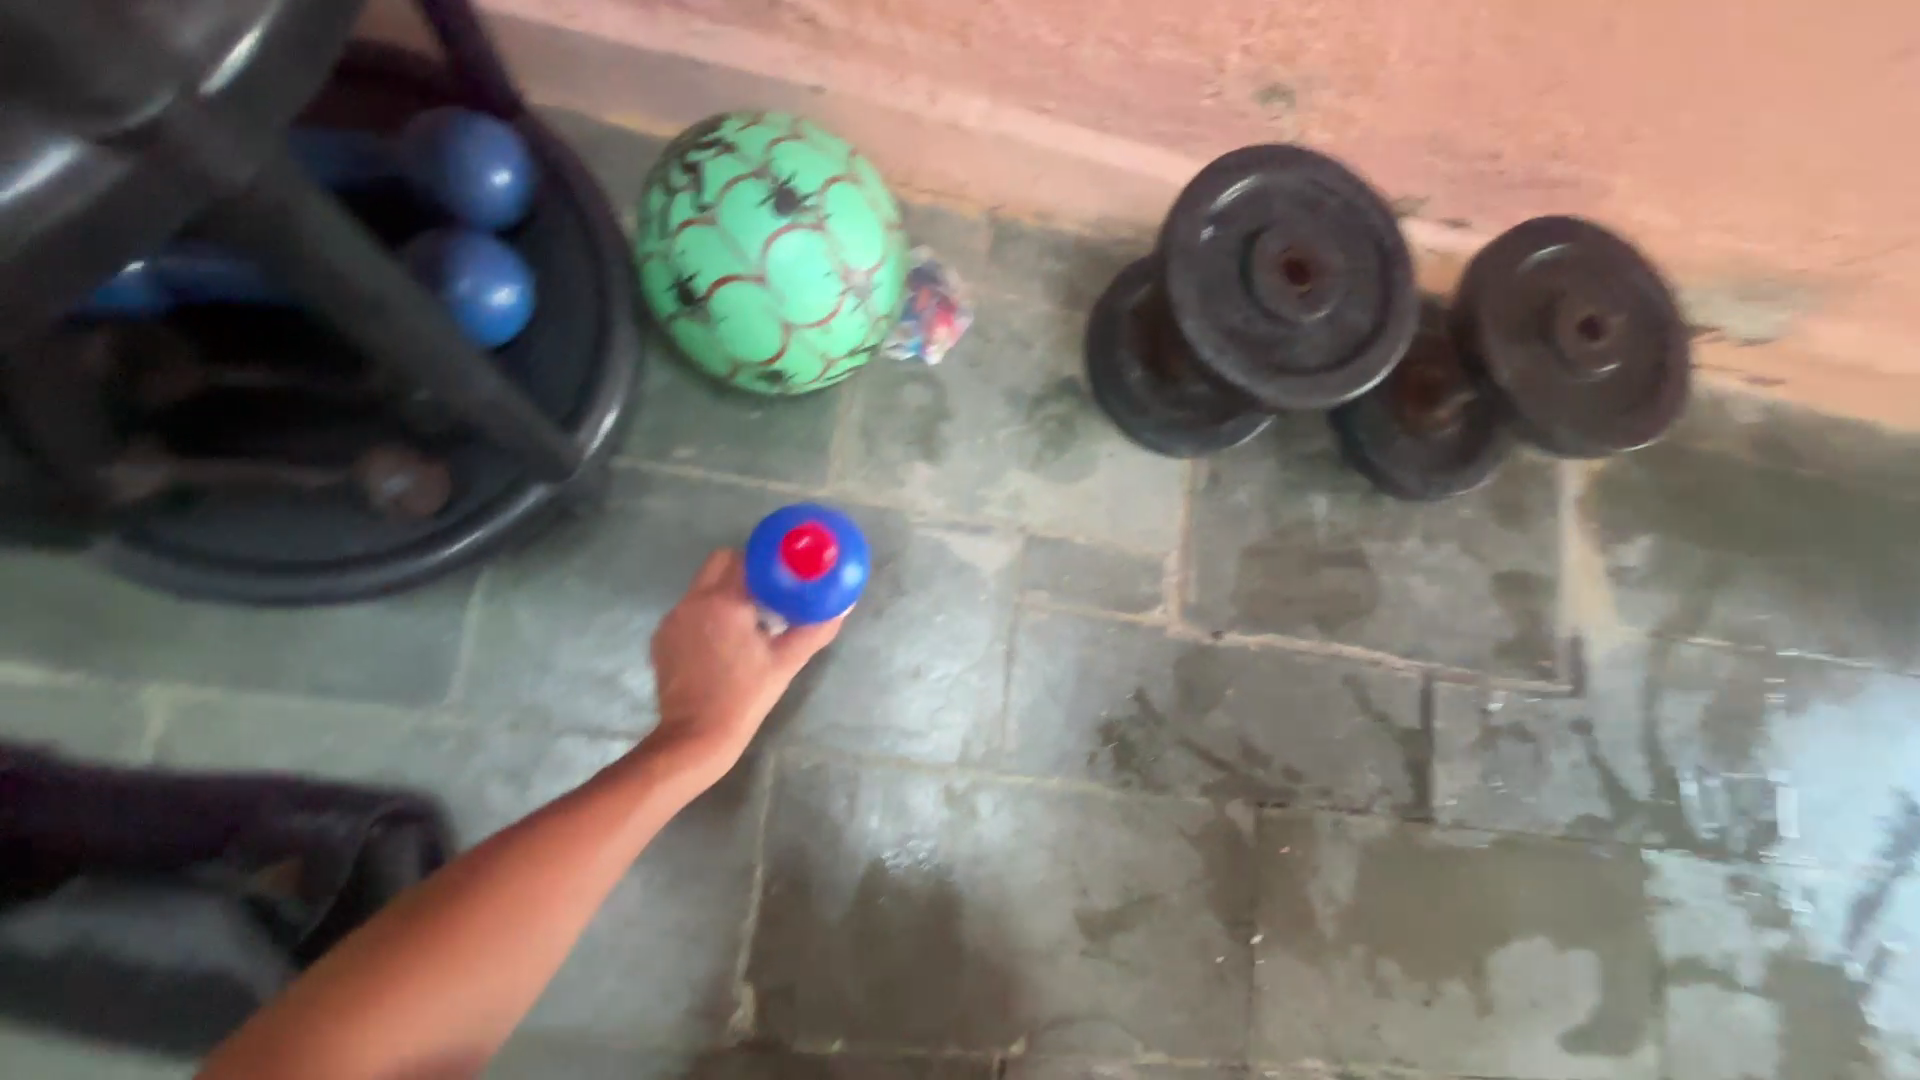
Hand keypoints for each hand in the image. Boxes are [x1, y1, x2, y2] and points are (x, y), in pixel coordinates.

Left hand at [644, 548, 843, 780]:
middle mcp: (693, 601)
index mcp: (724, 601)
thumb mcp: (786, 662)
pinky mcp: (662, 639)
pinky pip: (688, 611)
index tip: (784, 575)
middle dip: (743, 570)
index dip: (767, 561)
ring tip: (747, 622)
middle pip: (719, 563)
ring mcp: (673, 620)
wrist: (696, 736)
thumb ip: (815, 629)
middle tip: (767, 594)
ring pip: (702, 587)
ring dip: (724, 593)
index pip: (746, 558)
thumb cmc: (745, 697)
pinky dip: (706, 615)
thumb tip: (843, 604)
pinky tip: (721, 644)